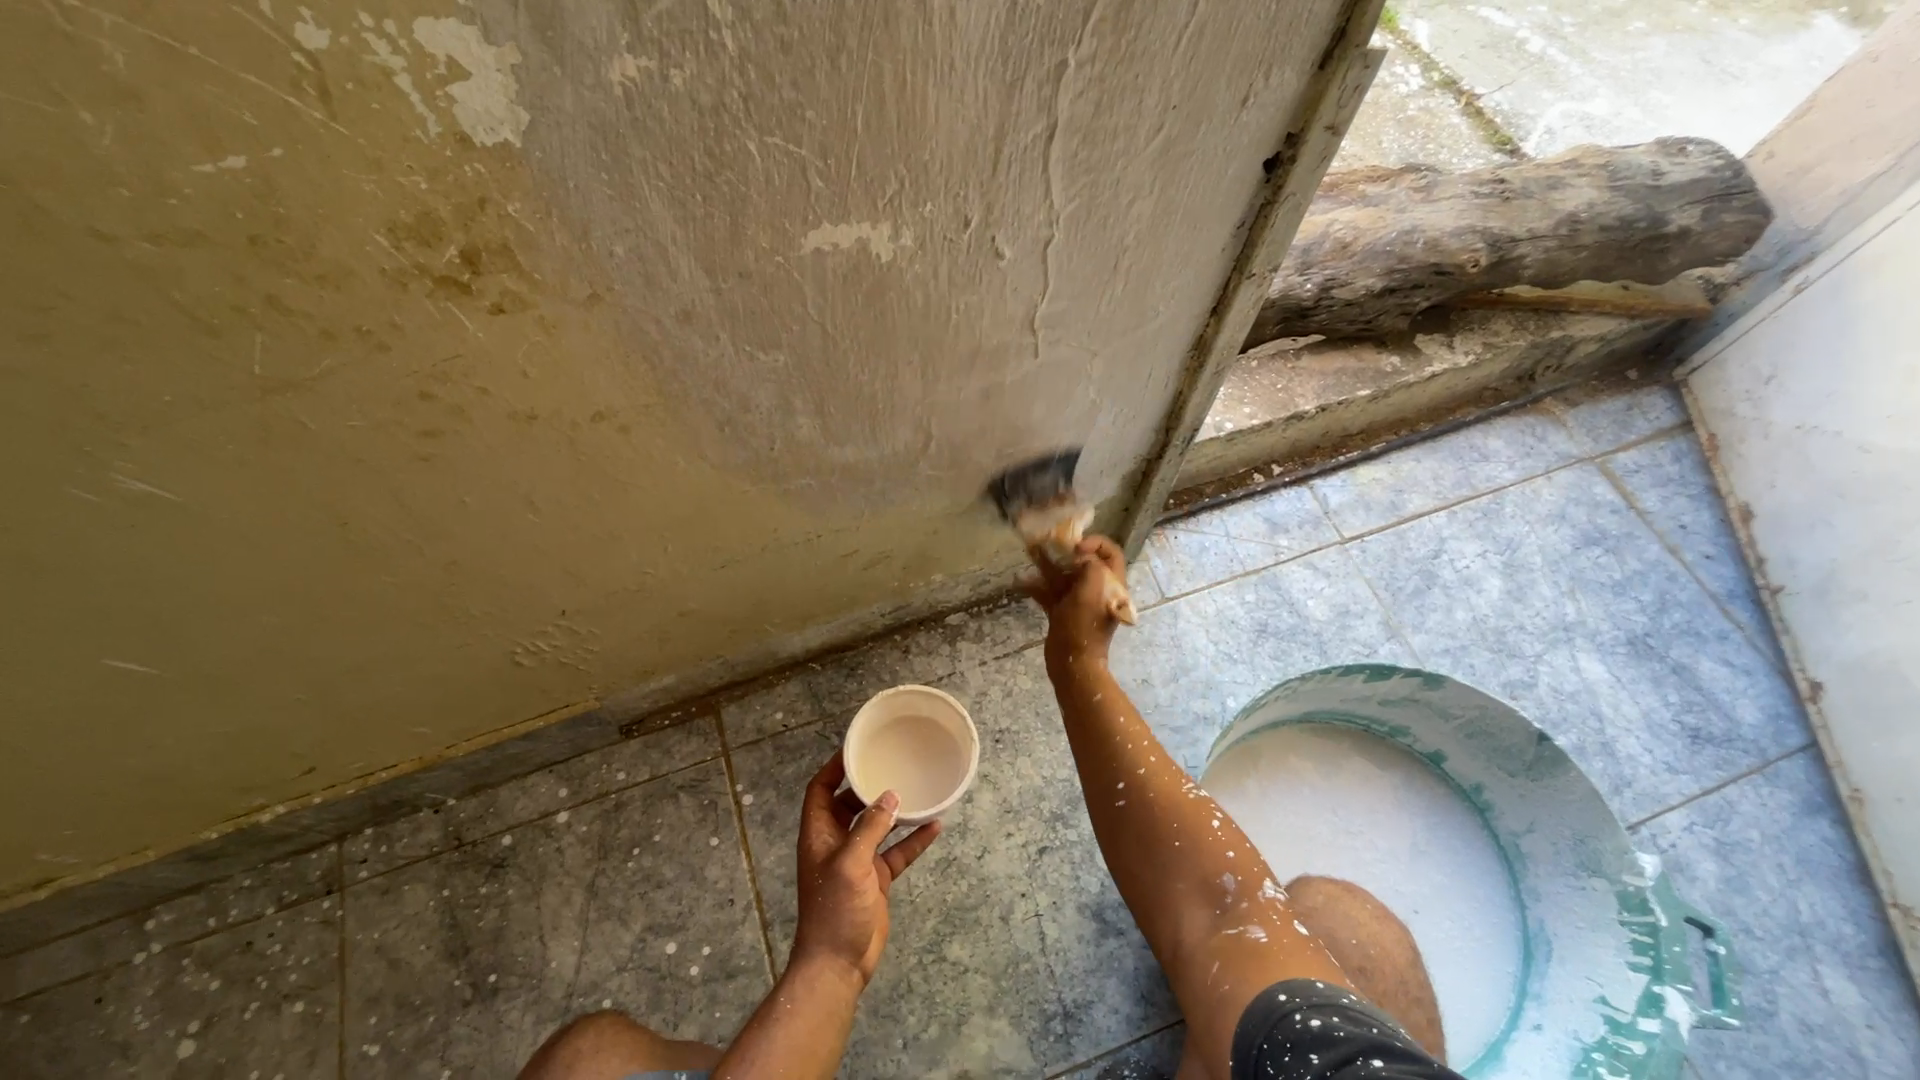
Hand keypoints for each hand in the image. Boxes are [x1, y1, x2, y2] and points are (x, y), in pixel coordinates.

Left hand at [791, 751, 941, 985]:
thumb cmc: (835, 910)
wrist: (839, 964)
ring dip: (894, 811)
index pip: (820, 790)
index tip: (856, 748)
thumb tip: (889, 796)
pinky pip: (897, 852)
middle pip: (849, 804)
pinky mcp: (876, 879)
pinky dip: (913, 840)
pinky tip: (935, 825)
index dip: (834, 768)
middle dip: (868, 786)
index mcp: (818, 834)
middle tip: (892, 763)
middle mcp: (836, 843)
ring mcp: (858, 862)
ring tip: (917, 788)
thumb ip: (869, 828)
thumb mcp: (850, 864)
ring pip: (877, 827)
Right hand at [1023, 534, 1127, 668]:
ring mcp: (1079, 602)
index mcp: (1112, 584)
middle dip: (1065, 551)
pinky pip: (1050, 594)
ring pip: (1064, 577)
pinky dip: (1037, 586)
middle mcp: (1097, 590)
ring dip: (1048, 565)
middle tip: (1047, 544)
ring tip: (1031, 552)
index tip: (1076, 547)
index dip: (1096, 543)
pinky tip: (1022, 580)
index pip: (1111, 553)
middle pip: (1084, 562)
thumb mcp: (1091, 590)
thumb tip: (1080, 556)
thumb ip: (1090, 566)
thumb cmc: (1084, 626)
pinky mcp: (1062, 613)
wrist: (1072, 664)